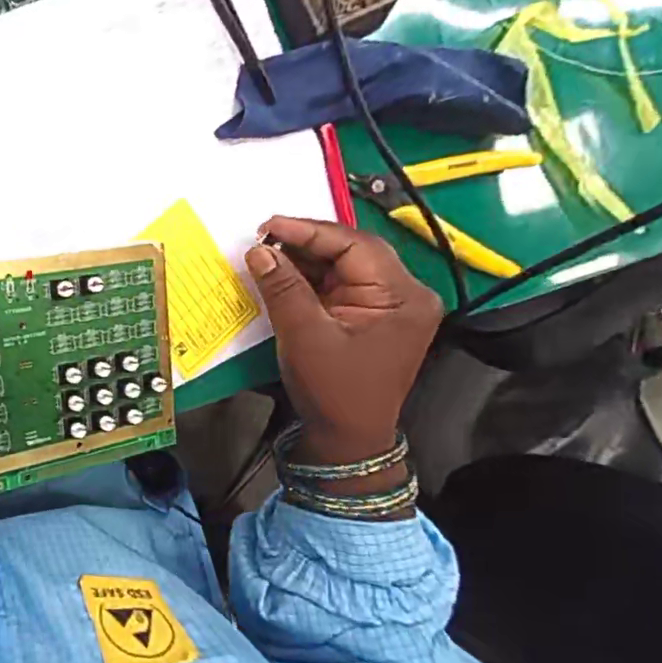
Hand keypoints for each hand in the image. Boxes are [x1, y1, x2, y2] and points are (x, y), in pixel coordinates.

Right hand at [244, 217, 440, 474]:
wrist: (348, 437)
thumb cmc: (333, 390)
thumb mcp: (304, 336)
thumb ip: (283, 289)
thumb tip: (258, 251)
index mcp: (402, 297)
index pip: (355, 246)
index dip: (309, 231)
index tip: (268, 226)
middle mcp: (403, 294)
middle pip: (351, 251)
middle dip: (305, 243)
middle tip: (262, 237)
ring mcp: (386, 305)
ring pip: (342, 265)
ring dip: (303, 259)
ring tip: (265, 253)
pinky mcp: (367, 315)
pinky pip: (336, 284)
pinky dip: (307, 278)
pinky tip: (281, 273)